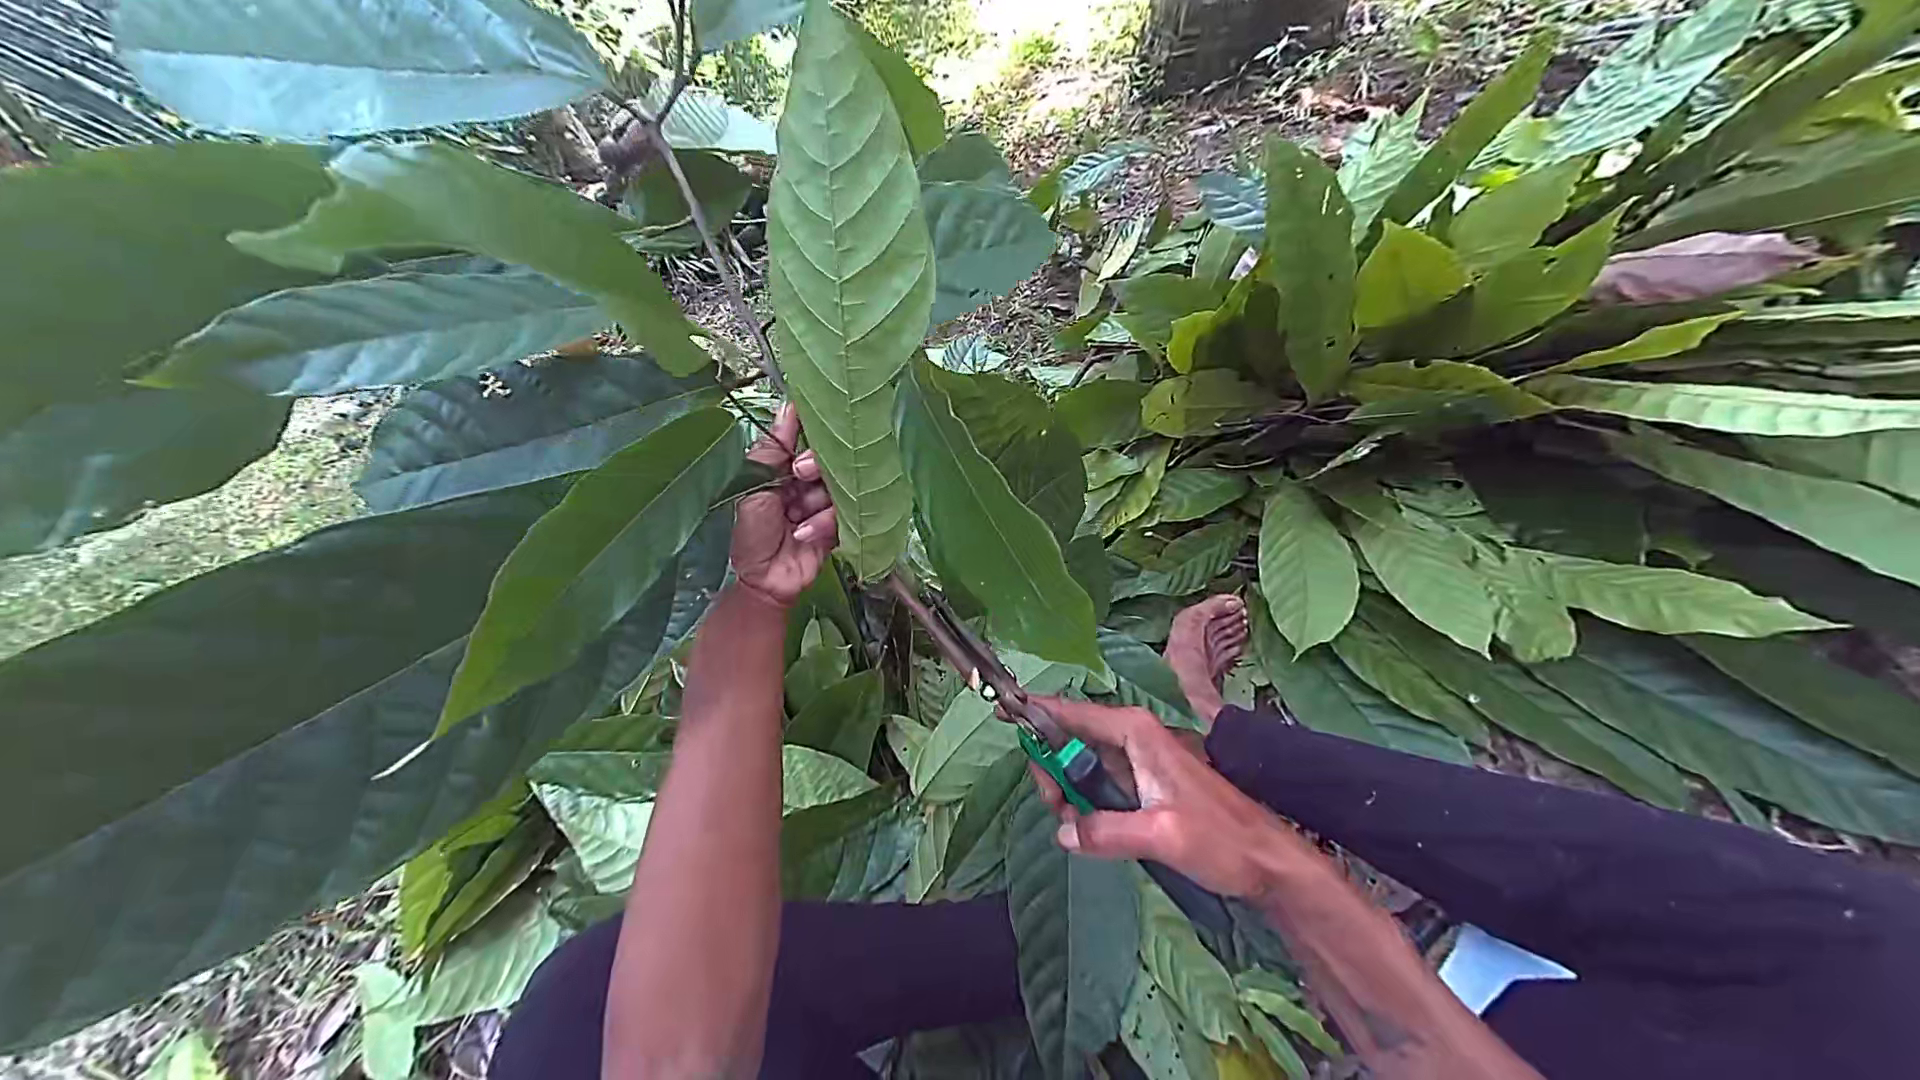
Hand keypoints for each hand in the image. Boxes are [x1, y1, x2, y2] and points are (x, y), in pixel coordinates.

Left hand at [731, 404, 836, 607]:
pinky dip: (823, 522)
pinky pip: (844, 514)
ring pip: (839, 485)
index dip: (810, 430)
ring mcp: (825, 504)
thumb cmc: (751, 534)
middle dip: (815, 465)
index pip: (805, 439)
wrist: (764, 580)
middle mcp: (808, 483)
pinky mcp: (840, 526)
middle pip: (827, 460)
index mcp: (785, 468)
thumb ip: (773, 450)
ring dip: (816, 501)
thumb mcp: (755, 488)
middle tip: (801, 473)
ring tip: (797, 516)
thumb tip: (788, 408)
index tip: (816, 419)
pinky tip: (803, 533)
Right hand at [1025, 695, 1309, 899]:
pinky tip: (1087, 826)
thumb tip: (1062, 831)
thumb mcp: (1163, 836)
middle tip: (1057, 809)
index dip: (1035, 710)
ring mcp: (1136, 757)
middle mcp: (1132, 735)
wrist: (1266, 860)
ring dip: (1066, 789)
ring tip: (1075, 824)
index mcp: (1135, 731)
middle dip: (1052, 769)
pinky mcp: (1140, 780)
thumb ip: (1107, 832)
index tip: (1002, 709)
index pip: (1072, 711)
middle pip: (1069, 737)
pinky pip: (1097, 780)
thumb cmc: (1221, 839)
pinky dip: (1084, 800)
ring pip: (1080, 760)